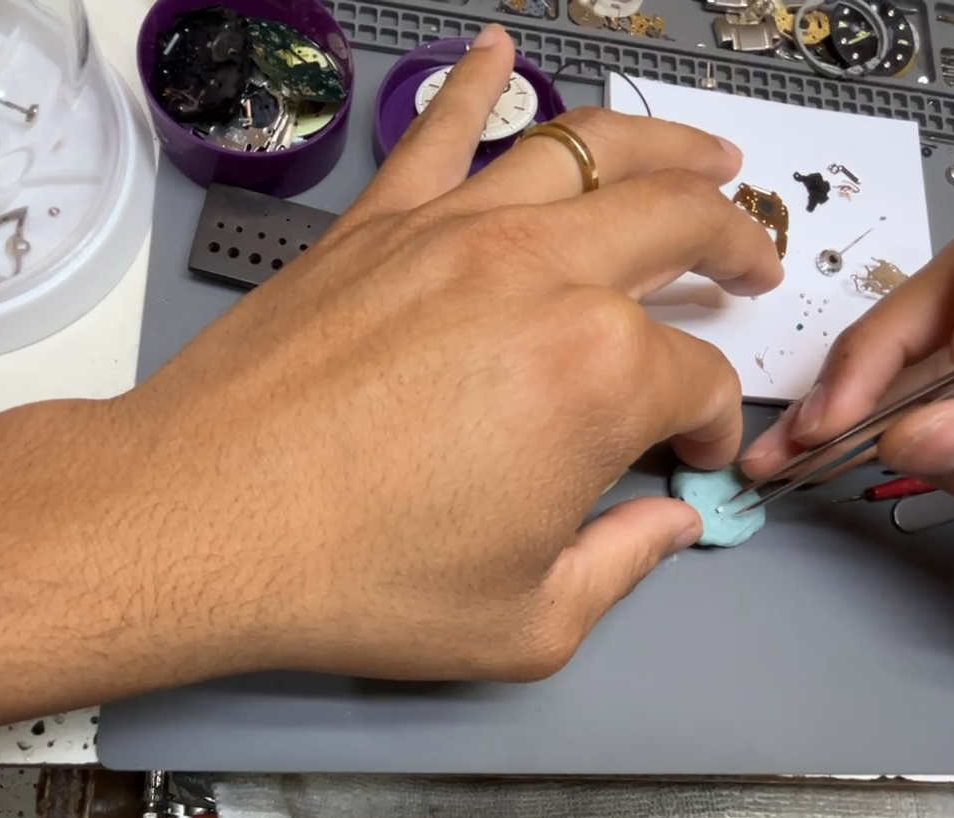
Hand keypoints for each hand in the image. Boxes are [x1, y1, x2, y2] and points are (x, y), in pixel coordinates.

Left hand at [109, 25, 779, 681]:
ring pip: (588, 151)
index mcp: (596, 381)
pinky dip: (477, 82)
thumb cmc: (357, 584)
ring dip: (664, 146)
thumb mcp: (523, 624)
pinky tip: (498, 53)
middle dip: (736, 243)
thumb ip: (621, 568)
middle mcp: (540, 278)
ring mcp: (452, 234)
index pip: (696, 386)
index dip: (710, 427)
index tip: (687, 458)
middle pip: (677, 226)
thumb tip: (669, 524)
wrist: (201, 526)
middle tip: (753, 264)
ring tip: (705, 154)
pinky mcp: (374, 225)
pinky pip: (440, 128)